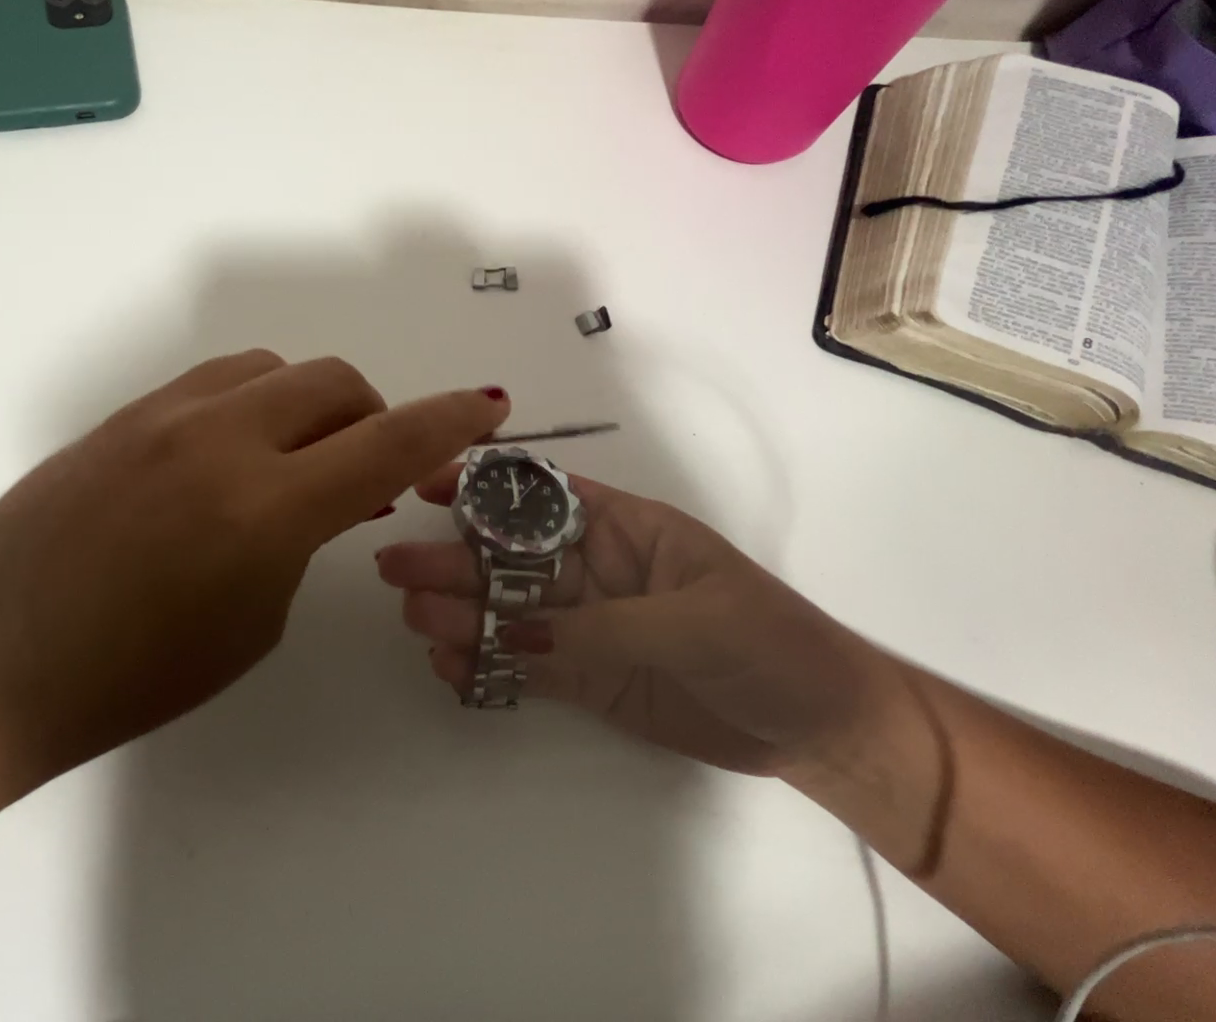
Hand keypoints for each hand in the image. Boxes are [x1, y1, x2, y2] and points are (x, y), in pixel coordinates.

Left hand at [0, 352, 509, 800]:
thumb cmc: (134, 678)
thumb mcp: (252, 620)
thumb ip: (302, 540)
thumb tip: (330, 491)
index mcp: (264, 507)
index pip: (388, 442)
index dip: (449, 422)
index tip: (486, 408)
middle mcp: (218, 439)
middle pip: (332, 384)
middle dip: (371, 418)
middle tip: (367, 472)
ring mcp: (160, 418)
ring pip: (270, 371)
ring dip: (308, 407)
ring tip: (297, 464)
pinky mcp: (117, 418)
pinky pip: (210, 386)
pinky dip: (250, 408)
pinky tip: (232, 460)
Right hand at [377, 467, 901, 775]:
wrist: (819, 728)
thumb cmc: (770, 646)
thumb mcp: (694, 623)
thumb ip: (602, 627)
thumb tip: (514, 634)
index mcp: (627, 530)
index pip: (544, 497)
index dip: (486, 489)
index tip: (428, 487)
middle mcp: (596, 571)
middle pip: (512, 559)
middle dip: (455, 560)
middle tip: (396, 569)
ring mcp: (588, 625)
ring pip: (509, 612)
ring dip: (461, 614)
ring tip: (415, 621)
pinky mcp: (586, 676)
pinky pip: (525, 665)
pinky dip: (487, 665)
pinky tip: (448, 668)